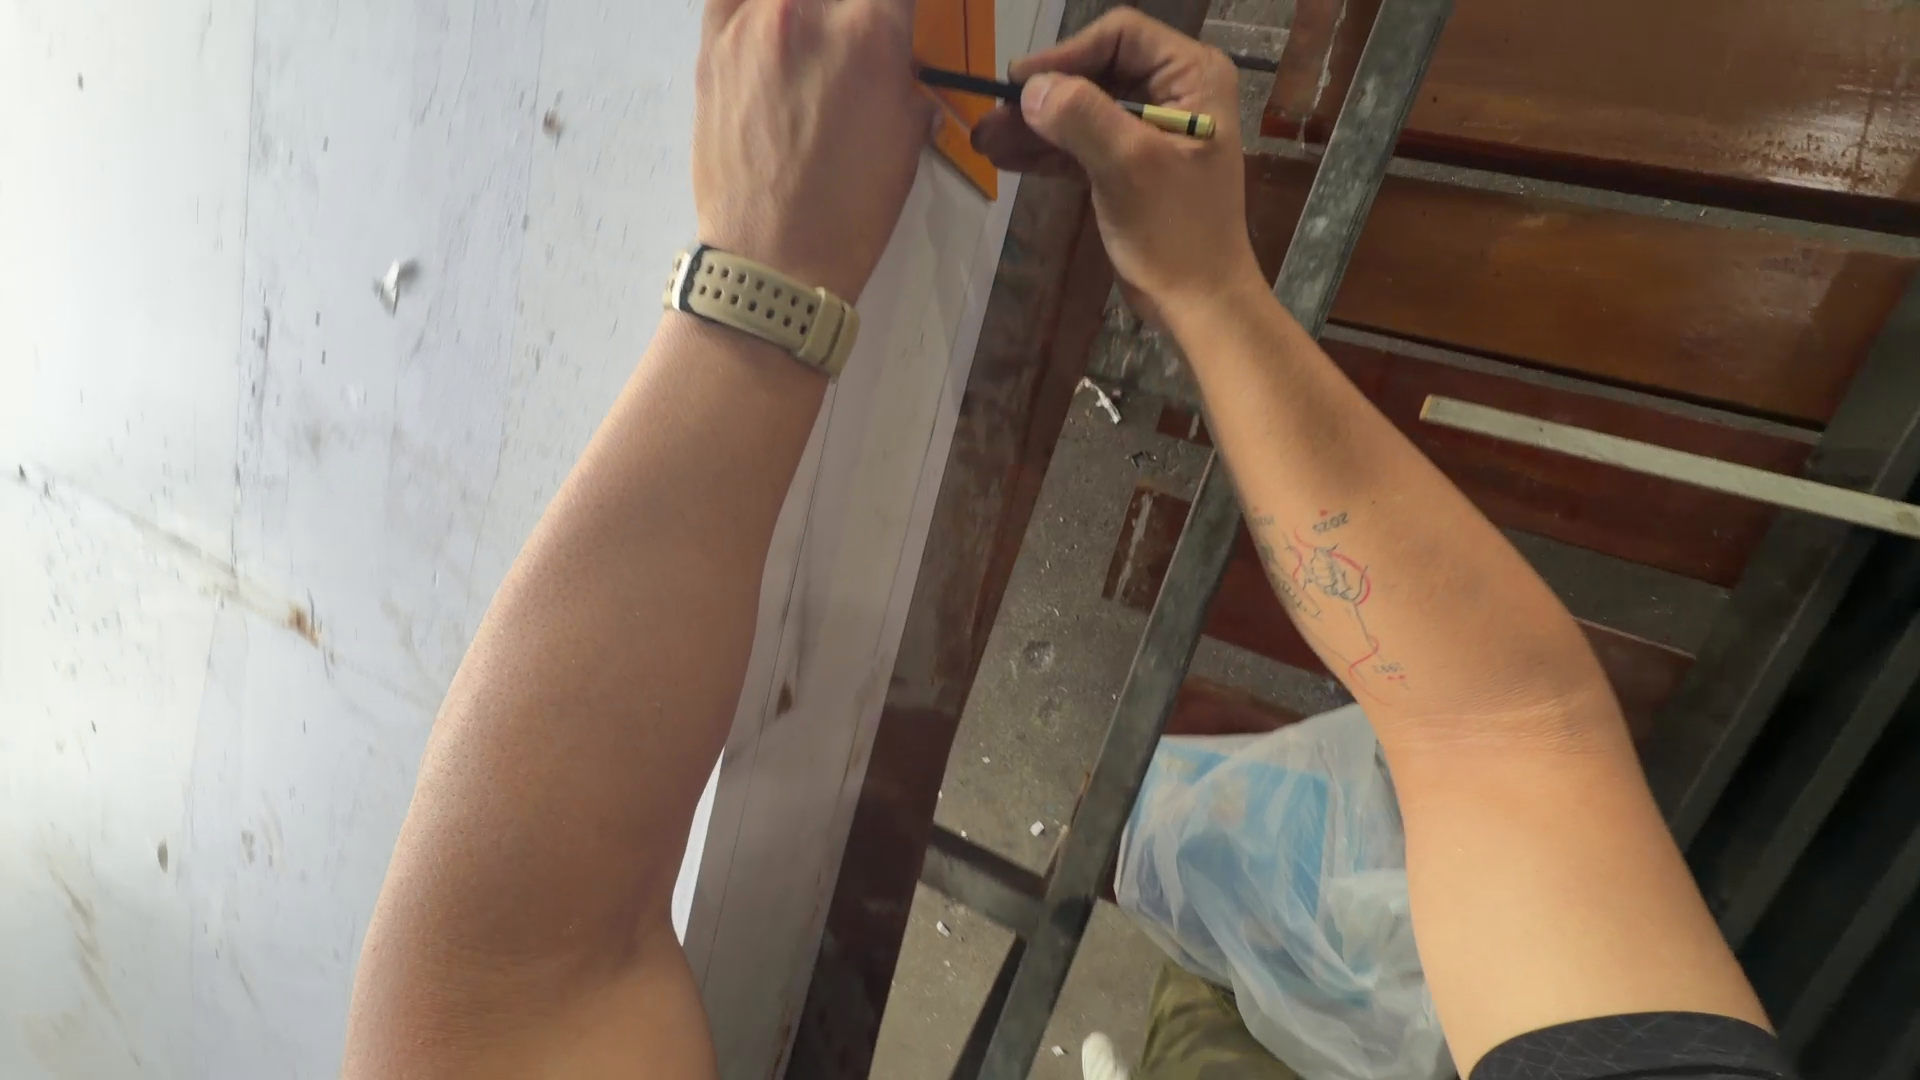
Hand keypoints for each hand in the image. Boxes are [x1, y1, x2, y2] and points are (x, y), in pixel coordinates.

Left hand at [695, 0, 931, 301]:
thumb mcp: (904, 150)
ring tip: (810, 52)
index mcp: (870, 33)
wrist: (774, 261)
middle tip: (849, 55)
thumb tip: (902, 69)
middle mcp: (808, 6)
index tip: (892, 29)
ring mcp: (753, 20)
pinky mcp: (712, 42)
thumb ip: (906, 88)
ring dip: (808, 12)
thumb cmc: (846, 220)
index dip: (895, 15)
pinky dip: (757, 9)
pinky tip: (769, 35)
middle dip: (853, 16)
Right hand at [971, 10, 1258, 321]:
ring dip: (1035, 130)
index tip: (1019, 85)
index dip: (1066, 57)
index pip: (1119, 38)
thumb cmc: (1176, 233)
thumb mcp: (1129, 166)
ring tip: (985, 143)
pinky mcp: (1128, 172)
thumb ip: (1081, 118)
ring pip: (1082, 116)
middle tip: (989, 119)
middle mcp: (1172, 96)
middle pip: (1094, 77)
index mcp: (1190, 78)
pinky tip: (1009, 159)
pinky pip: (1082, 150)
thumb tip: (1030, 90)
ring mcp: (1147, 136)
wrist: (1197, 303)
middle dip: (1041, 100)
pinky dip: (1047, 155)